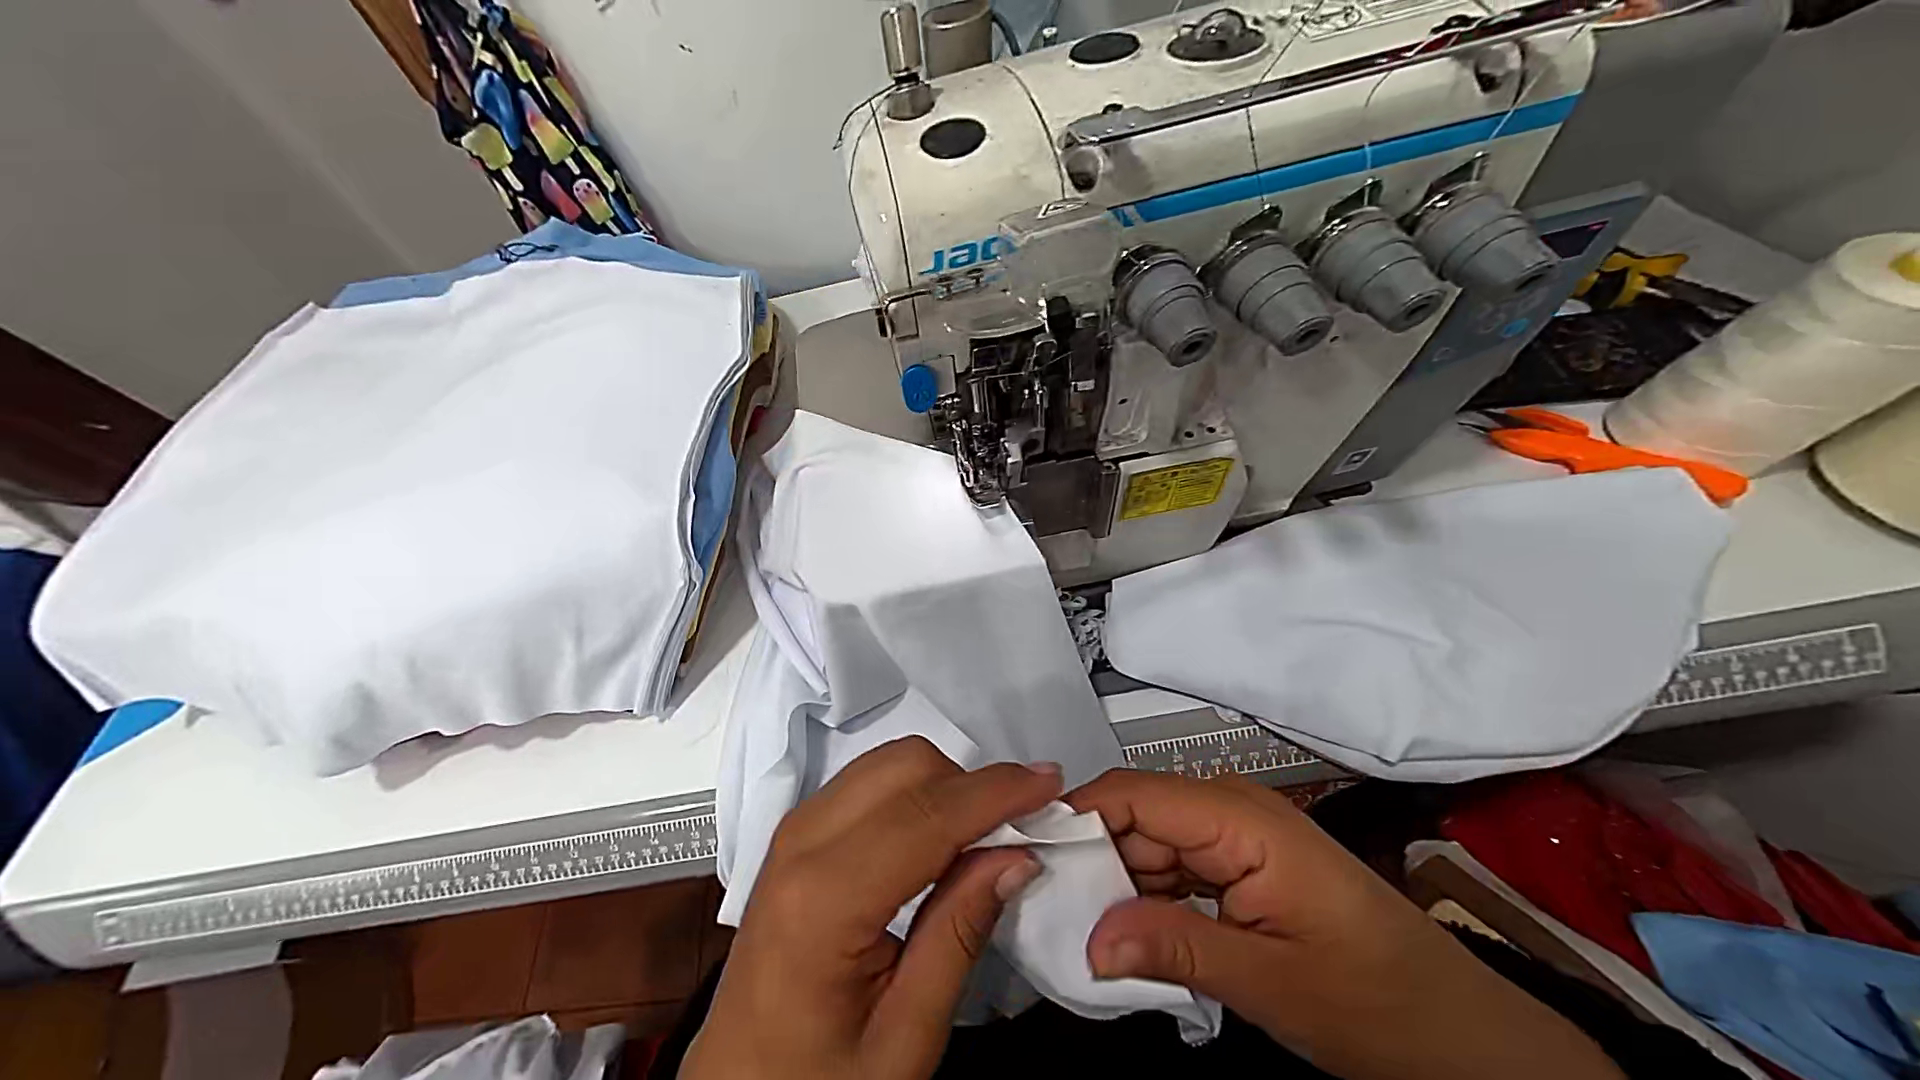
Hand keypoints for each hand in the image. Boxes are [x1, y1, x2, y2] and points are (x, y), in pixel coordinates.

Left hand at [683, 737, 1059, 1079]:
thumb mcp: (904, 1035)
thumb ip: (960, 933)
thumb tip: (1017, 855)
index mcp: (824, 899)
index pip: (927, 815)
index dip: (995, 793)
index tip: (1050, 784)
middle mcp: (801, 844)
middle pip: (906, 767)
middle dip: (970, 785)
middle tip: (1017, 828)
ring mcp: (793, 831)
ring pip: (887, 763)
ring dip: (945, 784)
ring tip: (983, 836)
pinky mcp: (796, 833)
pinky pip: (869, 781)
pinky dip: (915, 791)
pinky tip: (938, 837)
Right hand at [1068, 770, 1624, 1079]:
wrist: (1460, 1035)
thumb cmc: (1380, 1000)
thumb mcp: (1272, 983)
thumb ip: (1176, 948)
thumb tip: (1091, 940)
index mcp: (1240, 817)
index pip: (1134, 794)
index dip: (1076, 817)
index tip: (1026, 854)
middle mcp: (1230, 811)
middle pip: (1133, 817)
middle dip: (1090, 859)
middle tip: (1049, 912)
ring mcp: (1233, 837)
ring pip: (1146, 844)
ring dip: (1116, 884)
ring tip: (1082, 930)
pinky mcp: (1236, 864)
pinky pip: (1170, 868)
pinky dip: (1144, 898)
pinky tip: (1128, 934)